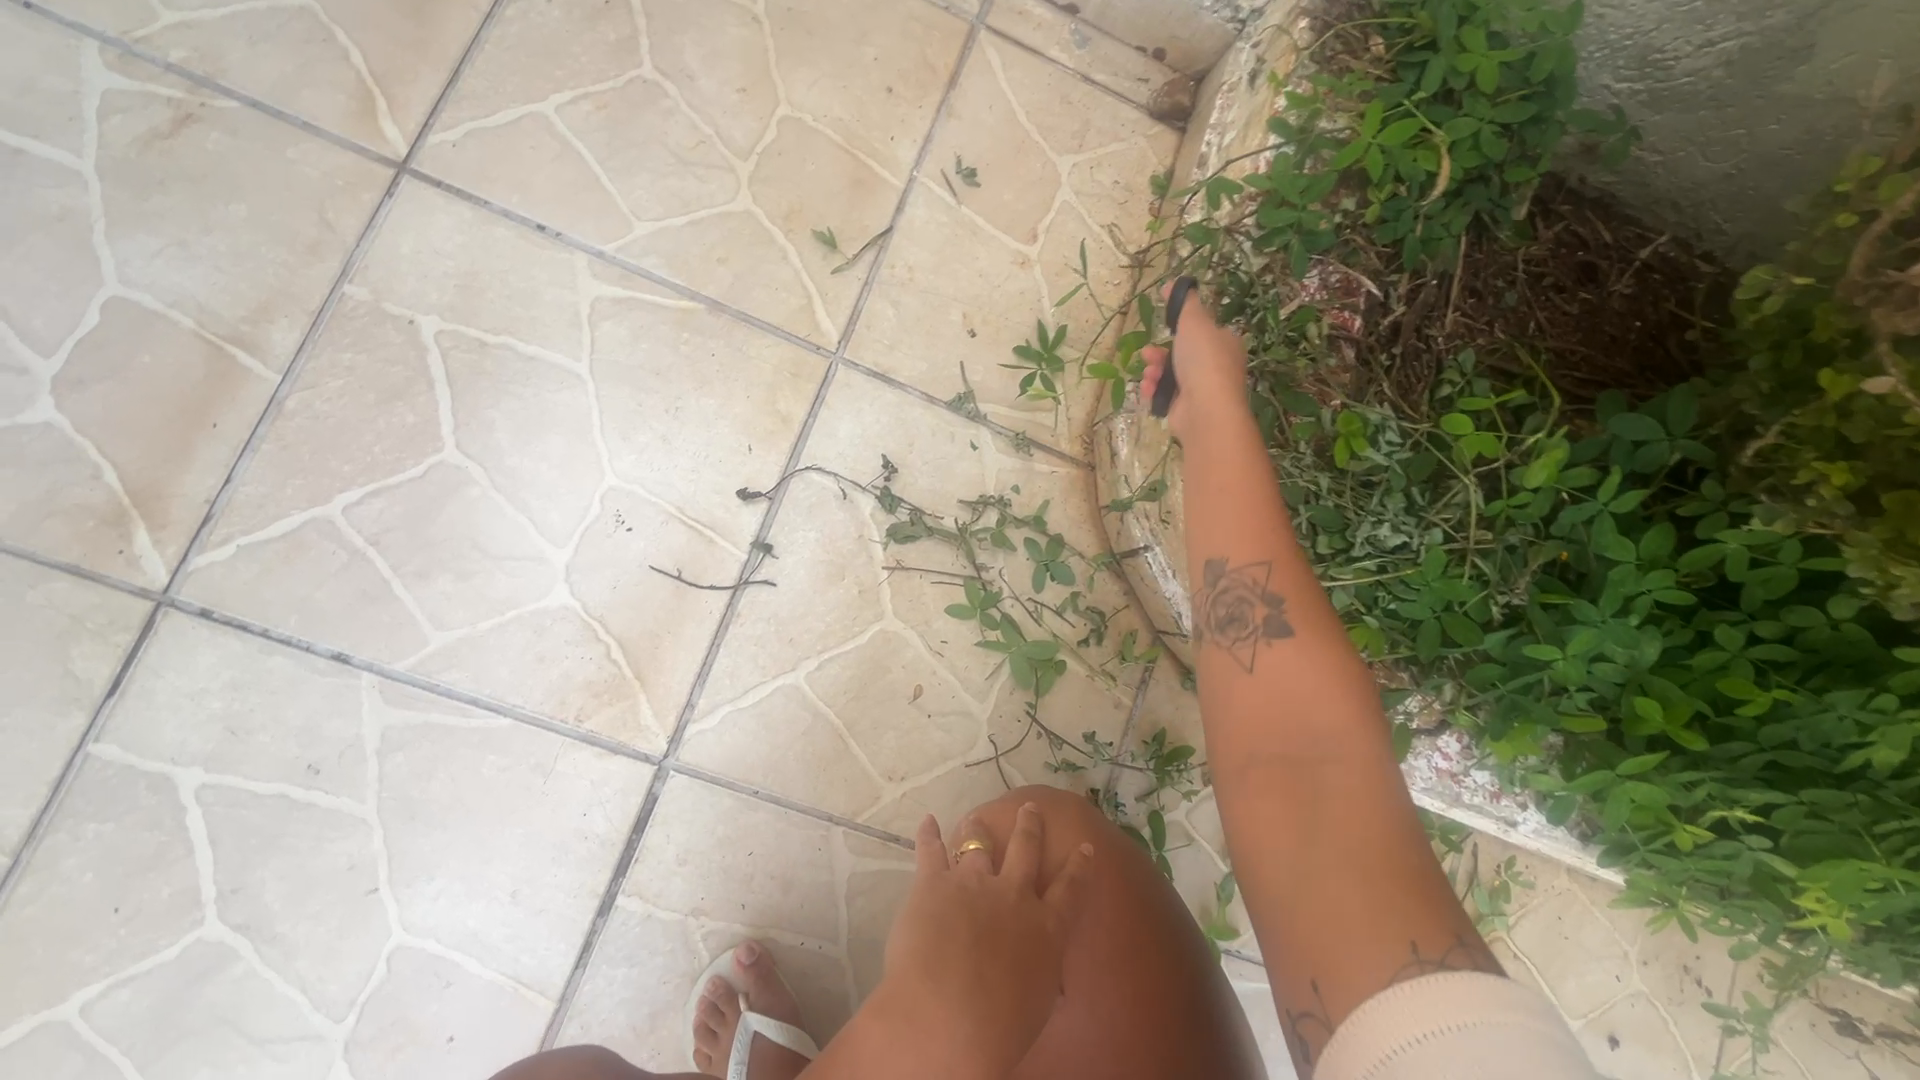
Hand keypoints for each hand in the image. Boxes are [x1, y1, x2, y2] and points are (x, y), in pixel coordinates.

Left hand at [870, 807, 1092, 1077]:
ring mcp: (974, 883)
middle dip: (1030, 827)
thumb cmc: (1001, 1028)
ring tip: (978, 817)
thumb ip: (1041, 978)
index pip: (1070, 888)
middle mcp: (1014, 895)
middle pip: (1025, 849)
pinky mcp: (934, 883)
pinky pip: (931, 850)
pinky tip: (927, 821)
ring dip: (979, 827)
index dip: (1079, 866)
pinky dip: (928, 834)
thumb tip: (1046, 979)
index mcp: (1046, 927)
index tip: (1085, 847)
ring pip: (979, 843)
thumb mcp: (1037, 1002)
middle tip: (1030, 809)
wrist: (949, 1016)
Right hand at [1138, 283, 1249, 442]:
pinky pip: (1166, 394)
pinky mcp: (1187, 409)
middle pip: (1183, 353)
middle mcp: (1217, 366)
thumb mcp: (1194, 321)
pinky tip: (1149, 388)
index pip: (1204, 330)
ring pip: (1171, 374)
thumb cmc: (1203, 360)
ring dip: (1155, 370)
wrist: (1205, 409)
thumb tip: (1174, 283)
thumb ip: (1185, 302)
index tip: (1164, 320)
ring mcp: (1202, 390)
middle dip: (1161, 351)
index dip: (1183, 325)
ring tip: (1148, 372)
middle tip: (1148, 351)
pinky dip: (1155, 390)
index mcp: (1225, 343)